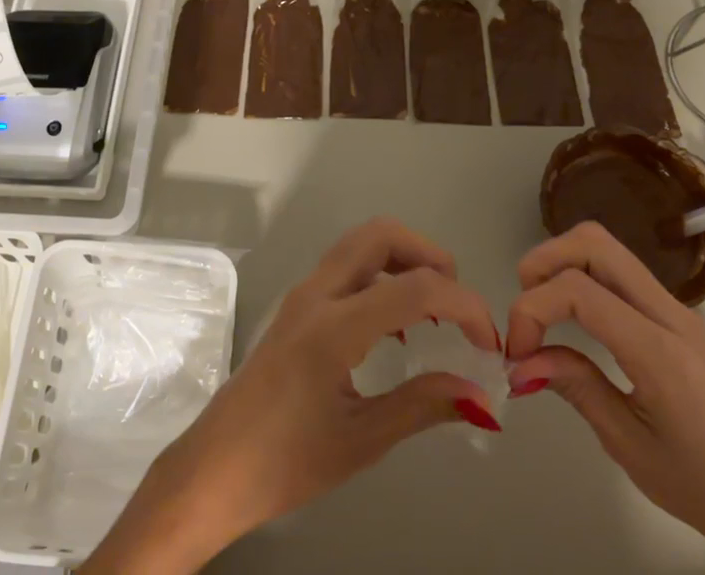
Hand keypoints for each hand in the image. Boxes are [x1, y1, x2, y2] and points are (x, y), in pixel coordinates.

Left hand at [81, 219, 500, 573]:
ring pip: (359, 246)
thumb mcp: (362, 439)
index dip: (465, 305)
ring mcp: (300, 298)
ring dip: (404, 262)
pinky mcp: (295, 310)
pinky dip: (381, 278)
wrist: (216, 469)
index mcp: (333, 327)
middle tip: (458, 303)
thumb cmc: (286, 462)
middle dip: (430, 254)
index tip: (489, 344)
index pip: (416, 288)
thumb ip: (424, 405)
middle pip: (380, 235)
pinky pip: (346, 271)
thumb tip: (482, 395)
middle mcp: (315, 296)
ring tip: (436, 315)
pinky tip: (396, 331)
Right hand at [505, 224, 704, 574]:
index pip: (579, 291)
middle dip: (543, 262)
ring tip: (539, 318)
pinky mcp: (676, 319)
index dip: (531, 309)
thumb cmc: (703, 486)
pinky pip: (620, 275)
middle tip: (522, 311)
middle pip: (595, 243)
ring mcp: (678, 312)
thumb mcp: (628, 444)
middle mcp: (671, 316)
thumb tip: (520, 360)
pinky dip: (582, 280)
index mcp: (660, 352)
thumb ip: (575, 386)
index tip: (517, 353)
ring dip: (561, 267)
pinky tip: (569, 323)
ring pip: (607, 250)